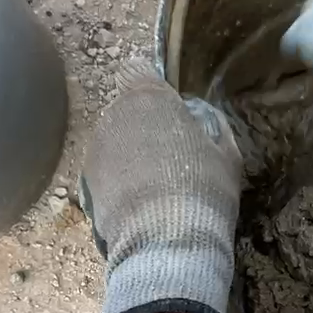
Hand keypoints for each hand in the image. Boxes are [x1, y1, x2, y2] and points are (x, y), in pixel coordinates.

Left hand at [79, 63, 241, 312]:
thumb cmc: (204, 189)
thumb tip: (200, 120)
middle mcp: (113, 115)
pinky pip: (106, 175)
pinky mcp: (86, 186)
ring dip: (130, 157)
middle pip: (127, 109)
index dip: (154, 86)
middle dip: (144, 125)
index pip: (139, 69)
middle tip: (171, 156)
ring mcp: (95, 151)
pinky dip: (119, 185)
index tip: (170, 108)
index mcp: (148, 96)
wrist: (167, 243)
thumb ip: (210, 127)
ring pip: (114, 142)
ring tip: (157, 188)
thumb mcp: (226, 155)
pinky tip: (142, 208)